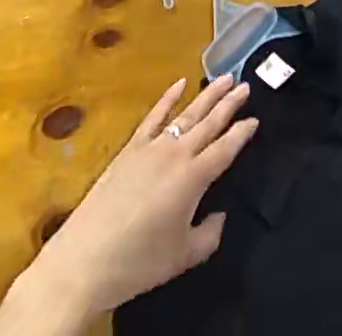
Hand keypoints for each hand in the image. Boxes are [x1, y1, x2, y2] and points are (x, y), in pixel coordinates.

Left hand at [0, 76, 258, 333]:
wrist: (85, 260)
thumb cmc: (140, 262)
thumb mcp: (186, 255)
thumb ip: (211, 233)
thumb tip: (220, 215)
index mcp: (194, 178)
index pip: (226, 148)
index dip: (243, 133)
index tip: (256, 118)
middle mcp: (176, 154)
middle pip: (209, 123)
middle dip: (230, 104)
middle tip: (246, 86)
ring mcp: (151, 147)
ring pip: (186, 114)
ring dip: (207, 95)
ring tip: (225, 79)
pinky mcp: (130, 148)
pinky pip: (154, 117)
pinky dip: (167, 98)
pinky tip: (180, 83)